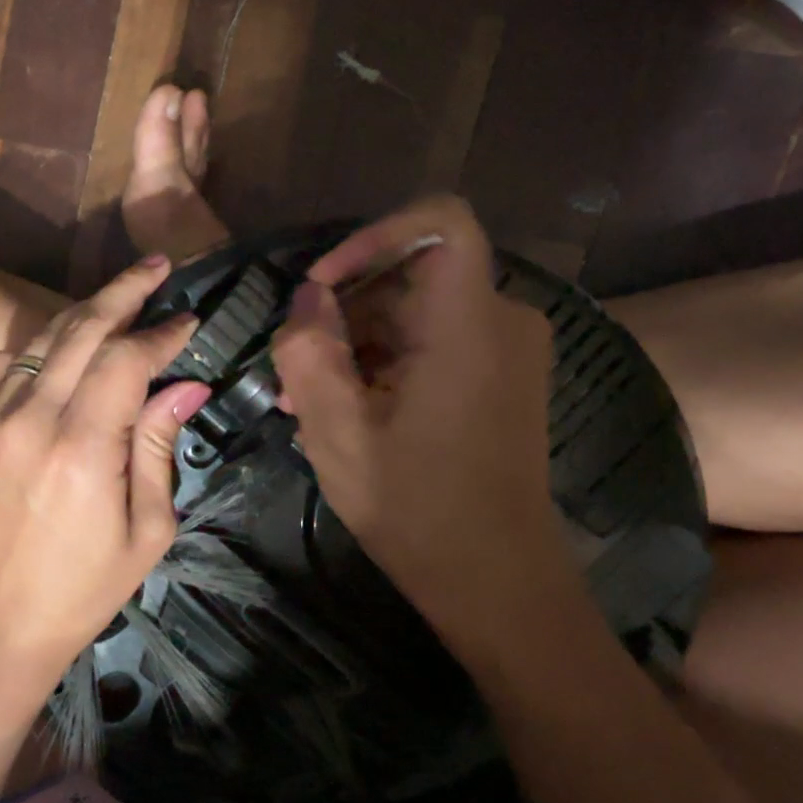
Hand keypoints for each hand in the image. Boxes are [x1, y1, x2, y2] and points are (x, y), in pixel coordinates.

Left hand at [0, 256, 210, 728]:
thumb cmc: (84, 588)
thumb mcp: (146, 529)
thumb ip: (159, 446)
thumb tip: (185, 383)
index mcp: (83, 450)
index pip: (126, 359)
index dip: (161, 333)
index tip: (189, 320)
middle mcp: (32, 421)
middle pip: (81, 329)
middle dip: (125, 292)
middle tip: (158, 268)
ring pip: (43, 339)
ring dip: (84, 311)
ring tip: (120, 297)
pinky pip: (4, 362)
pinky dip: (39, 342)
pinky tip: (63, 344)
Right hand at [271, 198, 566, 642]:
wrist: (497, 580)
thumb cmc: (416, 507)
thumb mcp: (337, 432)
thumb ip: (310, 352)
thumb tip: (309, 299)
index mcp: (469, 324)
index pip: (440, 222)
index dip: (373, 237)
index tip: (324, 288)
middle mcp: (502, 321)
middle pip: (414, 274)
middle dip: (346, 310)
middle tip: (294, 368)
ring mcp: (508, 352)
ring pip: (418, 313)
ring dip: (358, 345)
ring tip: (306, 401)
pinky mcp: (502, 380)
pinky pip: (436, 343)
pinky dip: (388, 364)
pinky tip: (345, 412)